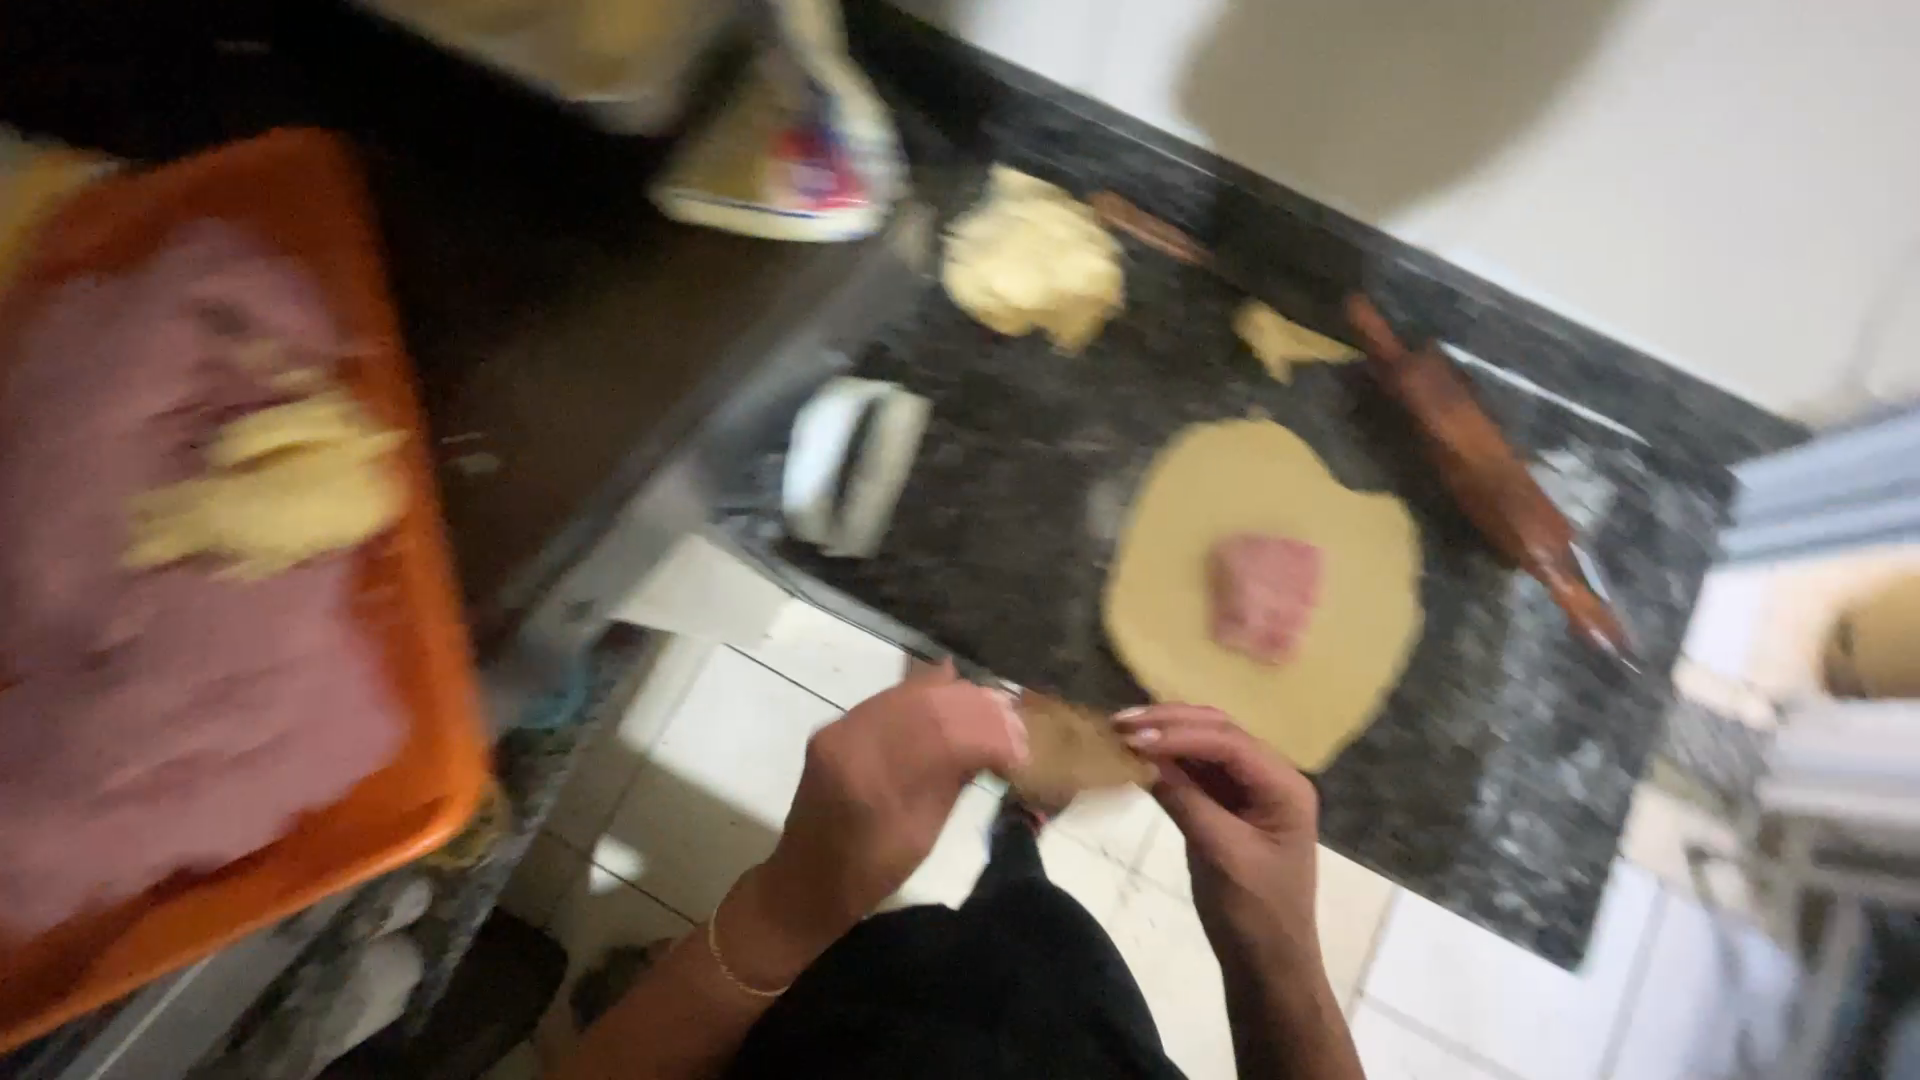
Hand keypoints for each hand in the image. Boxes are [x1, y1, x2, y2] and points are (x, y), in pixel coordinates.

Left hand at [726, 660, 1027, 984]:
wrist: (805, 881)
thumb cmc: (869, 874)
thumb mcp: (923, 835)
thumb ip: (953, 781)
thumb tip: (995, 744)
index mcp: (872, 780)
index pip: (943, 737)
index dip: (989, 736)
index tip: (1022, 748)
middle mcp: (851, 741)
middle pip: (927, 706)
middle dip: (979, 709)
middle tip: (1015, 719)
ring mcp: (840, 728)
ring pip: (908, 693)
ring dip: (957, 695)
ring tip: (994, 704)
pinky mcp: (837, 724)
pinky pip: (888, 697)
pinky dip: (925, 690)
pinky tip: (953, 681)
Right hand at [1114, 705, 1321, 968]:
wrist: (1266, 965)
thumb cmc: (1254, 914)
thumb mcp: (1221, 854)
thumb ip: (1185, 799)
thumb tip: (1141, 755)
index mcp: (1284, 786)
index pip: (1228, 742)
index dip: (1179, 734)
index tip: (1134, 737)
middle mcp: (1269, 776)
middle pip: (1217, 730)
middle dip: (1169, 722)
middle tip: (1121, 724)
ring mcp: (1246, 787)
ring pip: (1203, 741)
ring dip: (1164, 733)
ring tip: (1121, 730)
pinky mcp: (1224, 801)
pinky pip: (1194, 766)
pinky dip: (1164, 757)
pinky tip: (1135, 753)